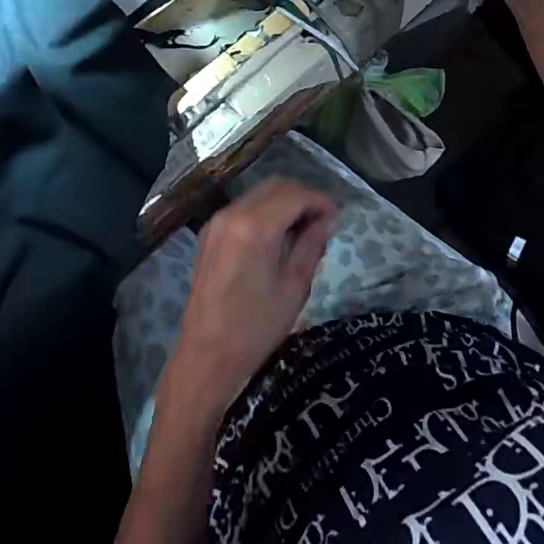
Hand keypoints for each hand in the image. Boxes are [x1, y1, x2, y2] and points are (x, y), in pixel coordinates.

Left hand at [163, 181, 337, 415]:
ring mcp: (216, 222)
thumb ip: (311, 245)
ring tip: (304, 230)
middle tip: (323, 222)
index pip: (294, 195)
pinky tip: (278, 237)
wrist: (206, 355)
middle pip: (274, 188)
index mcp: (254, 226)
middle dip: (302, 198)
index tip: (336, 219)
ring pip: (258, 196)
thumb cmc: (256, 327)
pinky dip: (264, 213)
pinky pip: (243, 210)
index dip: (319, 201)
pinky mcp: (208, 234)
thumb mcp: (294, 287)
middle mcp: (232, 214)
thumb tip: (326, 221)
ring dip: (283, 204)